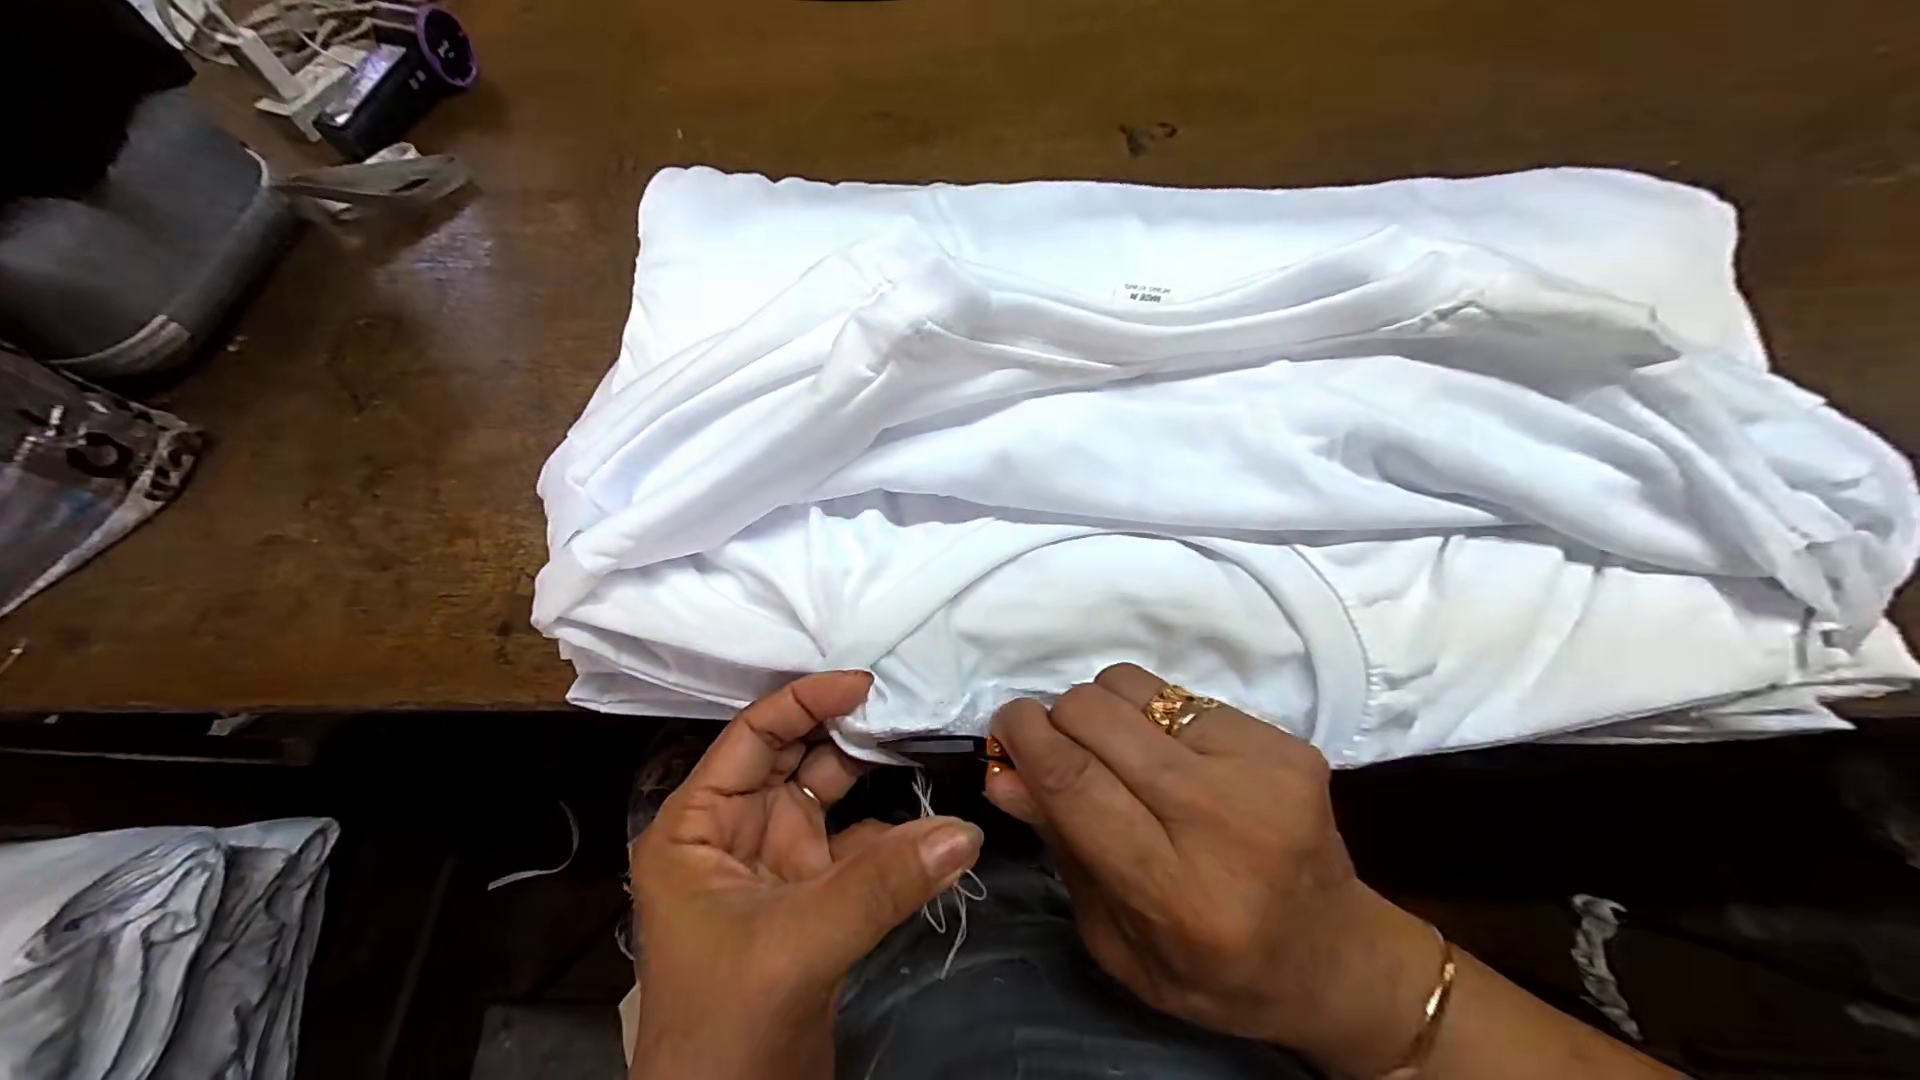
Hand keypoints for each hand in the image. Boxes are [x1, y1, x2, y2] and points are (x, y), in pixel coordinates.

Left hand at [629, 671, 982, 1079]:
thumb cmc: (726, 1025)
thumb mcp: (799, 942)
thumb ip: (882, 883)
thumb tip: (964, 831)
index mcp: (699, 824)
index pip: (753, 735)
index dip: (805, 701)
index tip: (863, 685)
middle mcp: (735, 830)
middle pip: (795, 757)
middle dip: (846, 732)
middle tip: (906, 711)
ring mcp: (776, 861)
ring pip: (829, 795)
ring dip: (874, 777)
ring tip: (926, 750)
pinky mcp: (811, 894)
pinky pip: (857, 845)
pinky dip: (893, 836)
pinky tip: (932, 833)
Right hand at [984, 663, 1440, 1076]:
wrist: (1335, 955)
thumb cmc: (1210, 970)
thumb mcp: (1113, 937)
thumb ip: (1058, 846)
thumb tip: (1003, 771)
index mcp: (1175, 893)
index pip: (1075, 782)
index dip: (1026, 737)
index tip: (1004, 725)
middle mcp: (1223, 822)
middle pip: (1099, 717)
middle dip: (1058, 717)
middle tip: (1057, 742)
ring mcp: (1263, 771)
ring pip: (1133, 686)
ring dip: (1104, 709)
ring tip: (1118, 750)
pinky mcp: (1286, 743)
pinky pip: (1180, 692)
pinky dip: (1153, 715)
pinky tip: (1171, 754)